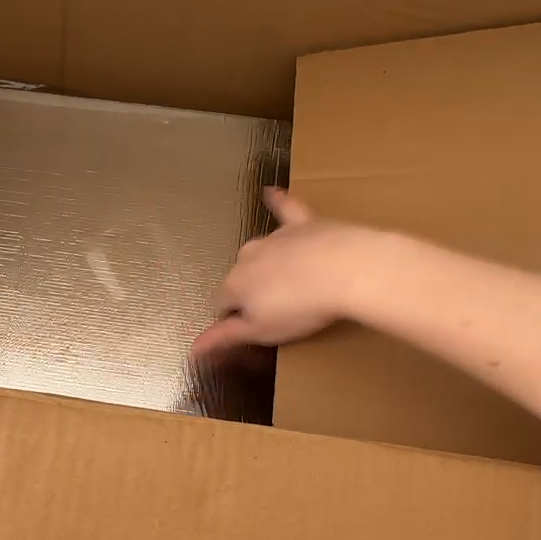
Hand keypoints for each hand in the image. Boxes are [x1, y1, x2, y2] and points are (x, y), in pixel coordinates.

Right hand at [192, 189, 372, 357]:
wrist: (346, 270)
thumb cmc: (301, 307)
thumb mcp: (261, 331)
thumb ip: (225, 337)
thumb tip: (193, 348)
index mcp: (234, 284)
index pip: (222, 304)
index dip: (236, 319)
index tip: (253, 329)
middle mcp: (247, 257)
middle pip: (241, 277)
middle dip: (253, 292)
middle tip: (278, 311)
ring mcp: (275, 238)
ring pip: (261, 253)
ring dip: (267, 265)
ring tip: (288, 282)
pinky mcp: (302, 224)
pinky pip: (285, 208)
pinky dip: (277, 201)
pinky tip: (270, 191)